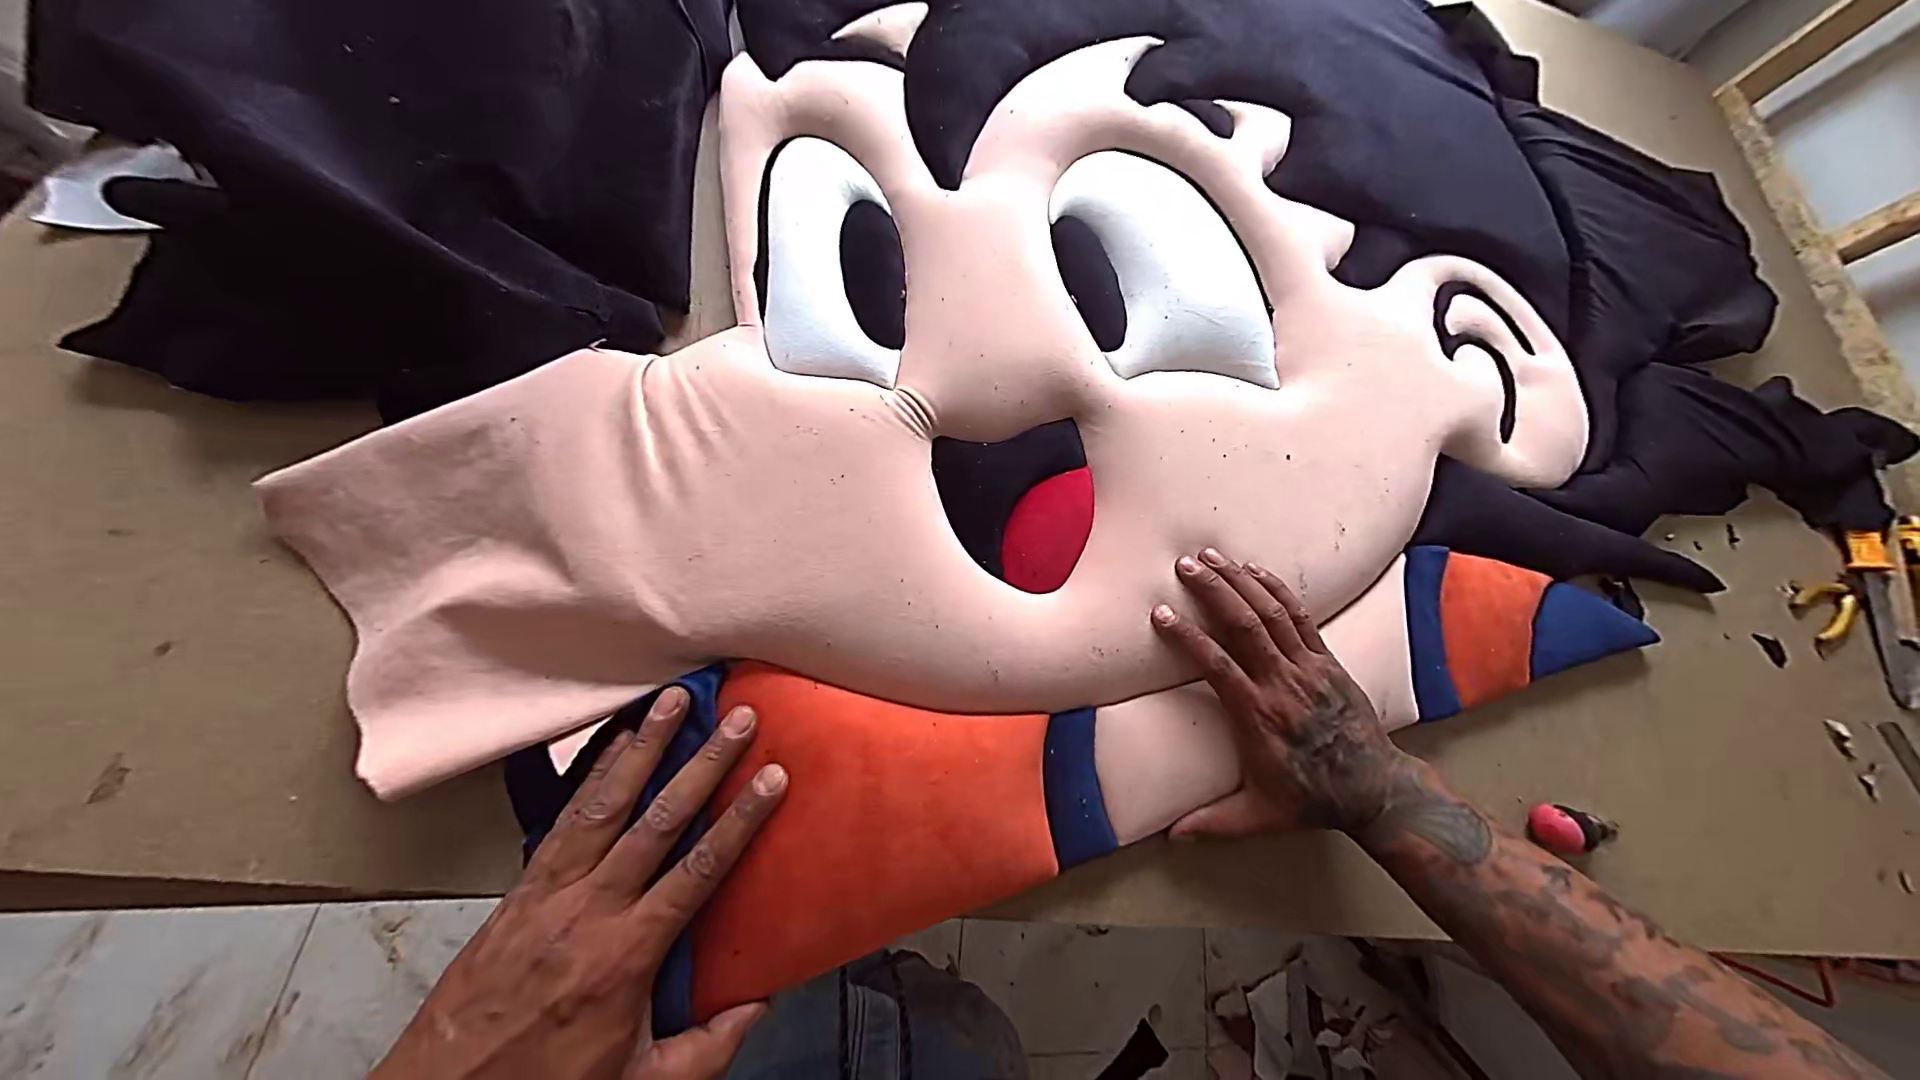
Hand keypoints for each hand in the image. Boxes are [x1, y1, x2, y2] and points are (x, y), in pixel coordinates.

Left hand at [372, 688, 787, 1079]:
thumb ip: (706, 1048)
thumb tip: (759, 1002)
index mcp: (627, 954)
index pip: (700, 868)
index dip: (741, 818)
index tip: (771, 776)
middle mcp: (592, 908)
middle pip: (659, 819)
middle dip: (704, 762)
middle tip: (736, 719)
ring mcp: (552, 890)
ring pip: (608, 802)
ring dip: (645, 746)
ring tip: (673, 701)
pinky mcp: (523, 885)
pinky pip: (565, 816)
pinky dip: (593, 772)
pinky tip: (616, 740)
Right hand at [1150, 547, 1413, 838]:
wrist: (1379, 791)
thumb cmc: (1312, 801)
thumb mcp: (1259, 816)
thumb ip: (1212, 823)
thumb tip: (1169, 838)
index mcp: (1259, 715)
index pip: (1215, 665)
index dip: (1186, 636)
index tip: (1161, 614)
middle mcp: (1283, 684)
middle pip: (1244, 625)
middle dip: (1213, 590)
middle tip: (1184, 565)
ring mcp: (1310, 668)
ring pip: (1272, 613)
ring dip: (1240, 581)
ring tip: (1211, 556)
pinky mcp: (1328, 661)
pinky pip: (1301, 617)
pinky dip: (1277, 589)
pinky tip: (1254, 570)